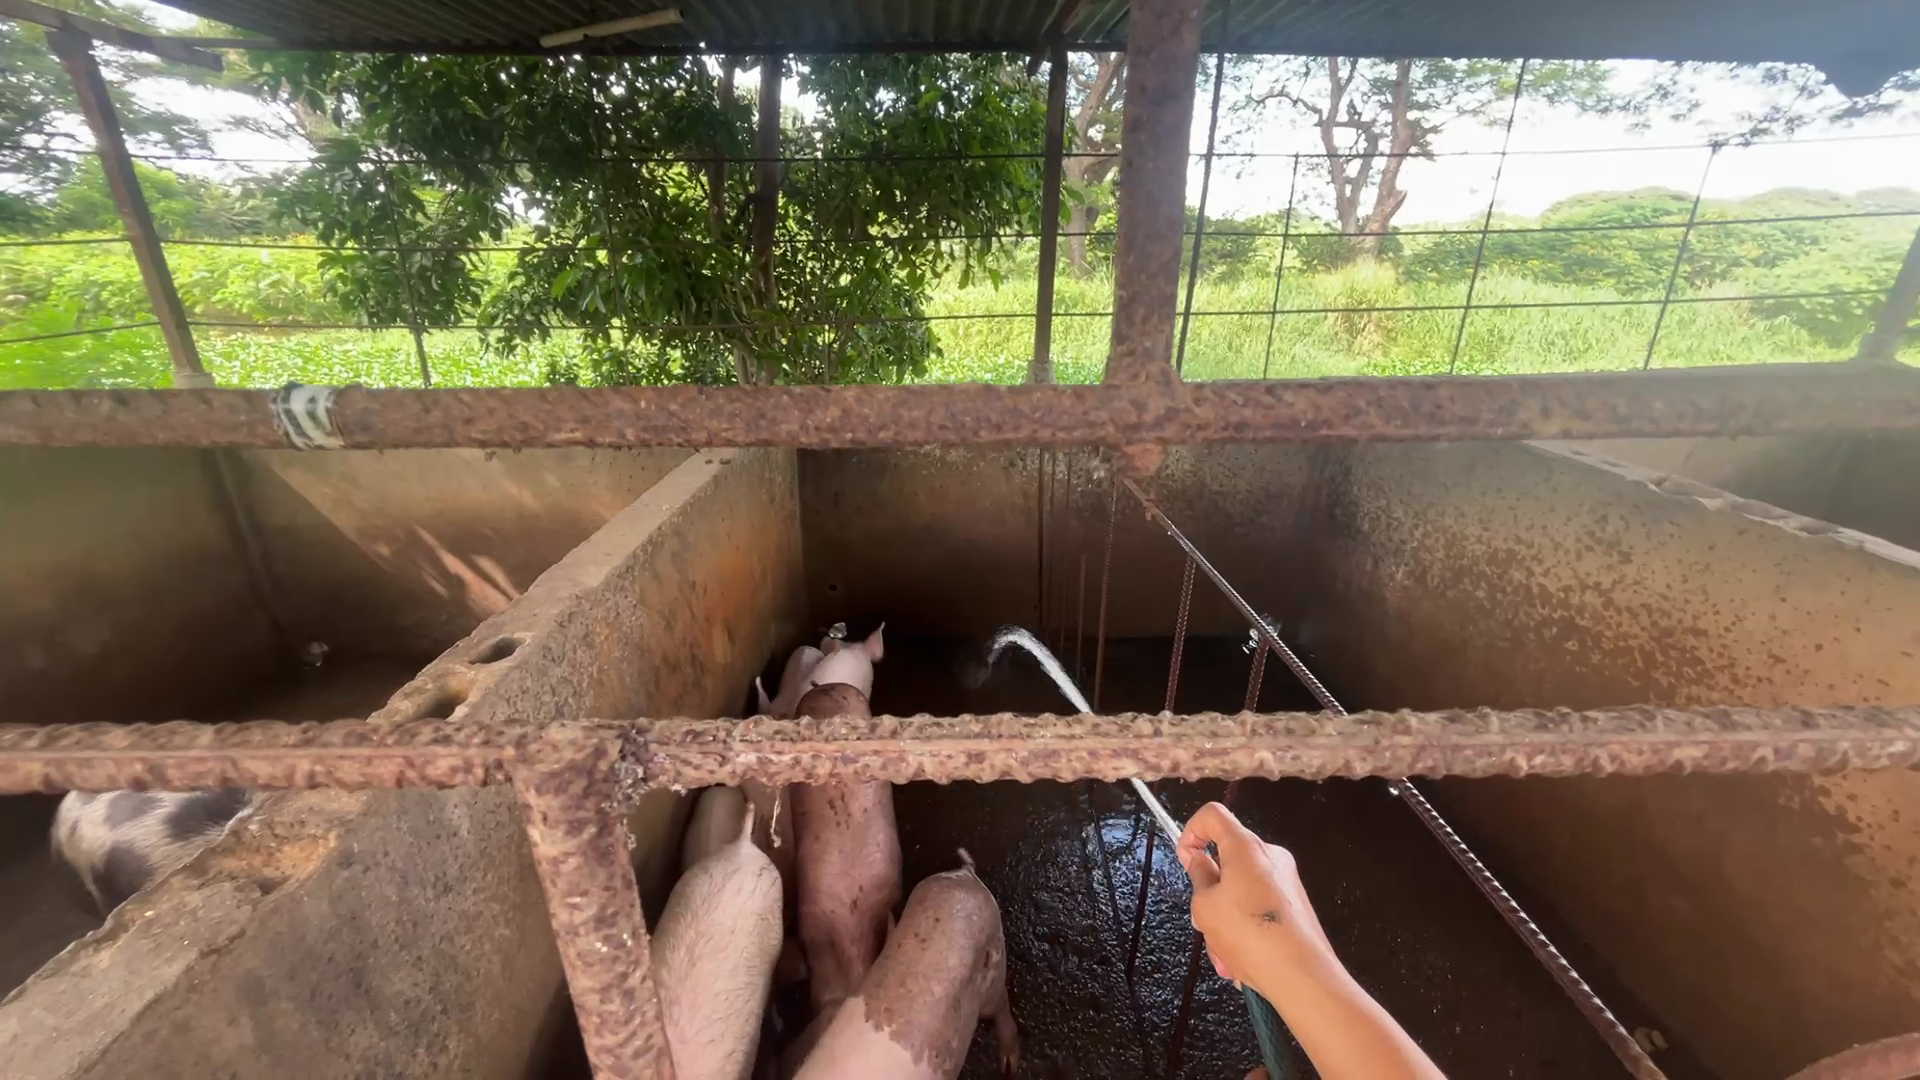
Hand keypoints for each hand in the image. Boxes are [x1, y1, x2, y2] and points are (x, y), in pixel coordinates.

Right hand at [1176, 801, 1334, 989]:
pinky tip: (1242, 963)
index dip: (1191, 831)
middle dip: (1210, 891)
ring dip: (1226, 918)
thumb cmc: (1249, 935)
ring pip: (1242, 890)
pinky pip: (1260, 908)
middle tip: (1202, 922)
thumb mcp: (1206, 906)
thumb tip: (1197, 859)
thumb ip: (1199, 876)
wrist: (1306, 980)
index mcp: (1246, 847)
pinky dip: (1246, 928)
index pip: (1212, 814)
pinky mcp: (1297, 908)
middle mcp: (1270, 856)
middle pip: (1228, 858)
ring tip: (1223, 956)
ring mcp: (1287, 882)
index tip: (1186, 861)